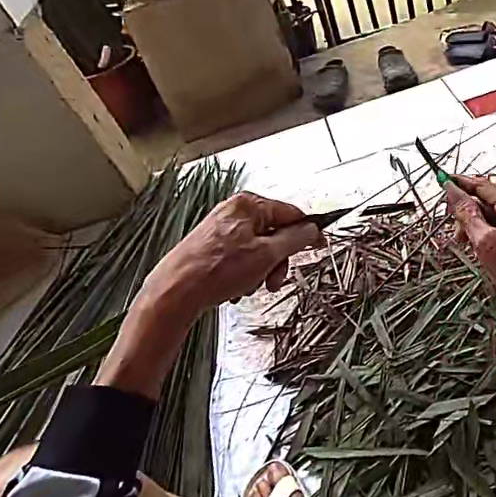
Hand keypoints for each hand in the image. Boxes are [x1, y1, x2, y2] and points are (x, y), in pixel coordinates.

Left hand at [103, 193, 321, 399]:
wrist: (176, 291)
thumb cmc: (215, 270)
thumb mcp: (267, 255)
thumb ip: (295, 239)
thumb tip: (312, 230)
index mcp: (248, 205)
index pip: (291, 214)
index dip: (307, 232)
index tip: (319, 245)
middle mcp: (234, 212)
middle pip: (275, 233)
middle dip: (278, 260)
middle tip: (274, 280)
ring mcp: (222, 229)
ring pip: (259, 249)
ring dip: (262, 271)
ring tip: (249, 286)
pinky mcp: (212, 247)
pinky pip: (242, 258)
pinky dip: (245, 273)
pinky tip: (236, 287)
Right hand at [444, 176, 495, 357]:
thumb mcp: (484, 241)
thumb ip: (467, 214)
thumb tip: (453, 193)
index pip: (483, 186)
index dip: (461, 183)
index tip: (444, 180)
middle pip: (486, 202)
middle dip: (466, 212)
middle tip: (452, 224)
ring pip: (489, 218)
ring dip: (472, 227)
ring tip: (464, 243)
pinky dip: (482, 237)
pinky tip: (477, 249)